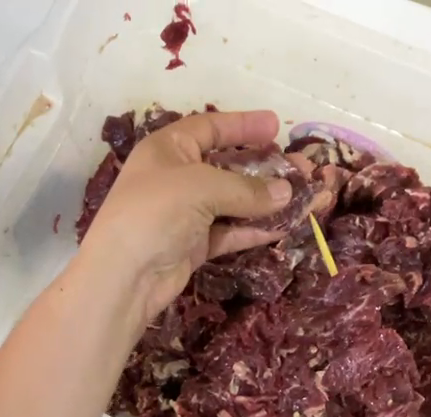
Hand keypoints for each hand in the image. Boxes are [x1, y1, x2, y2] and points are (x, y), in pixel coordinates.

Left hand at [78, 109, 293, 322]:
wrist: (125, 276)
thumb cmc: (155, 213)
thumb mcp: (202, 188)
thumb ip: (246, 189)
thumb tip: (286, 193)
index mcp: (168, 149)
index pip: (210, 128)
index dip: (243, 126)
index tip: (276, 127)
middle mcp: (176, 178)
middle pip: (228, 166)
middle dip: (265, 167)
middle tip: (302, 168)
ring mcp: (185, 215)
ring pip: (233, 203)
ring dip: (267, 201)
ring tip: (305, 196)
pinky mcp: (193, 247)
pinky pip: (229, 232)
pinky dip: (254, 228)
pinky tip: (283, 225)